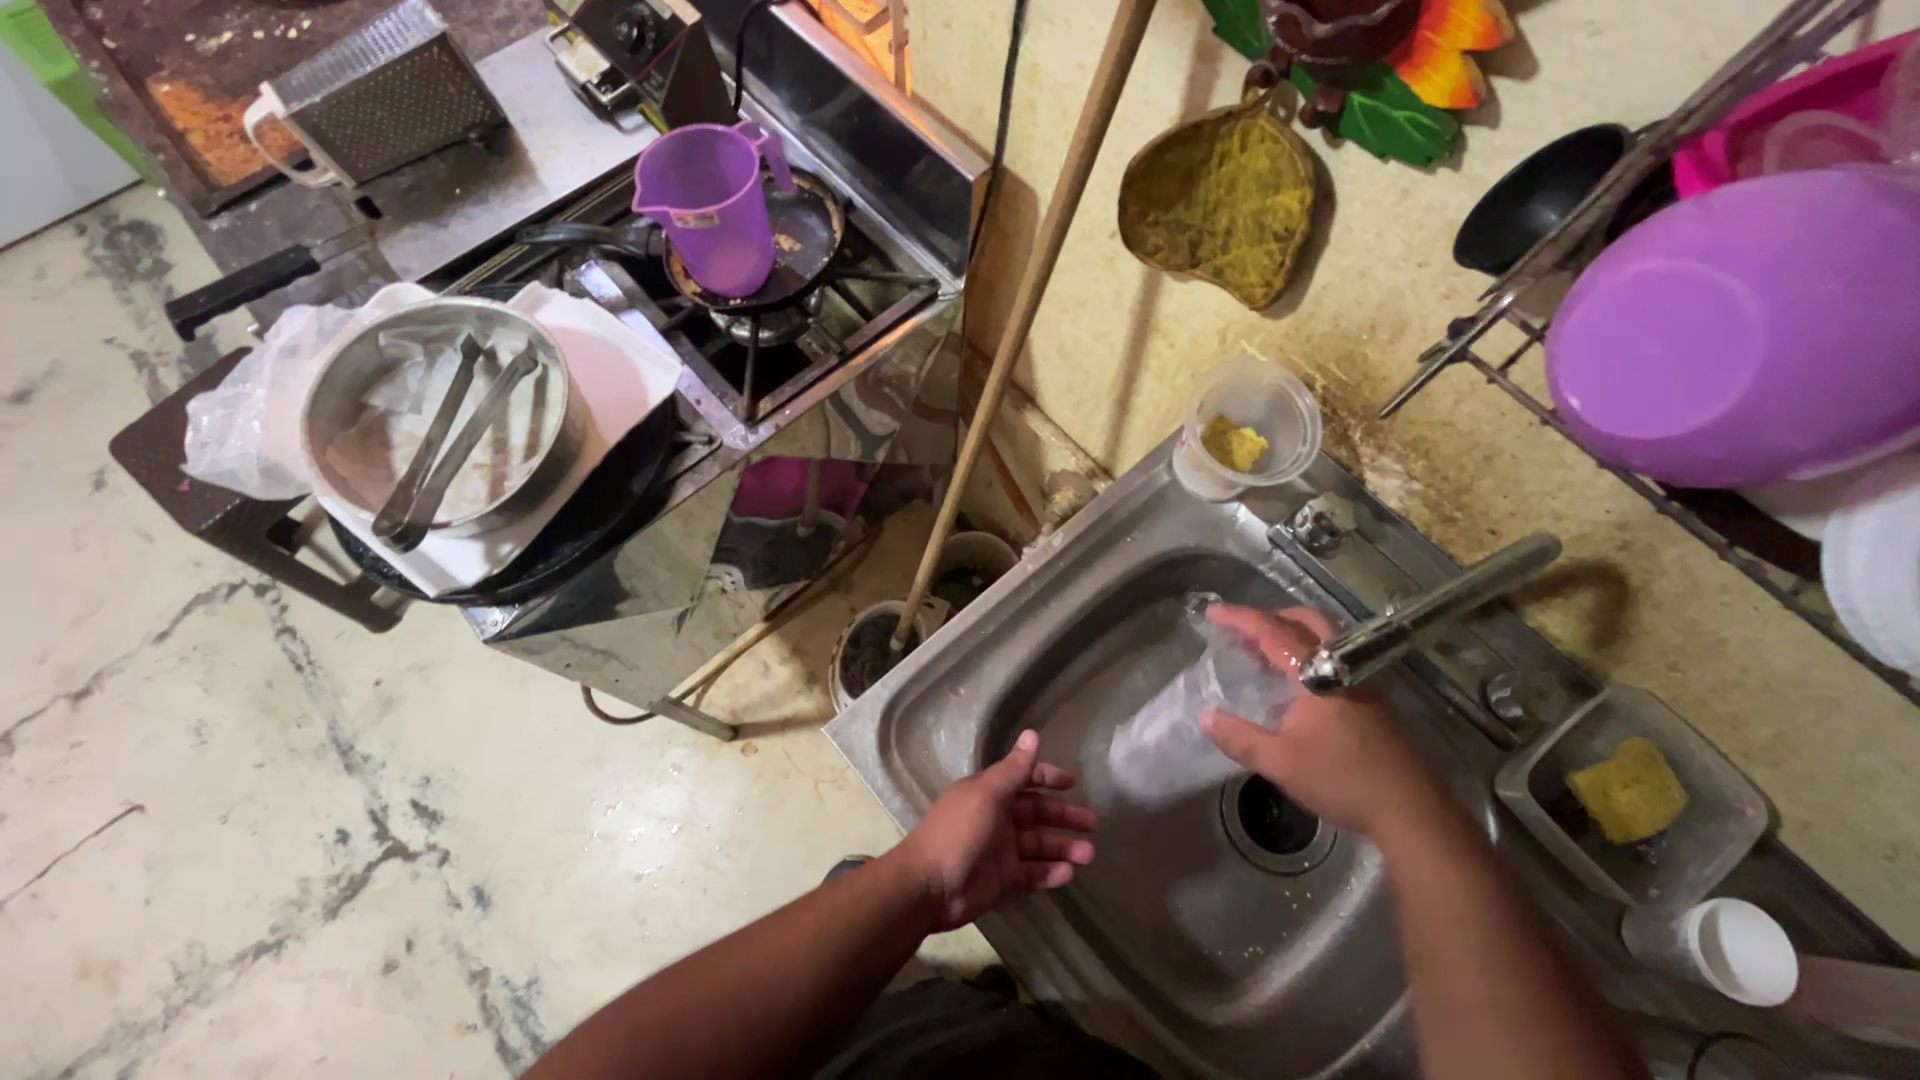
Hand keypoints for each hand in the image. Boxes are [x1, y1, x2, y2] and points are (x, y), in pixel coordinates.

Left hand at [893, 730, 1095, 930]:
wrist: (929, 886)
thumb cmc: (958, 832)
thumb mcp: (987, 795)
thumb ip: (1014, 769)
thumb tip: (1033, 733)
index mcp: (989, 792)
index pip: (1023, 779)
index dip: (1047, 778)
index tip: (1072, 783)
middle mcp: (997, 817)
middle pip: (1037, 813)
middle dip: (1064, 816)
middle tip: (1092, 824)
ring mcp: (1000, 849)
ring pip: (1039, 844)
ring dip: (1064, 847)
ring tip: (1089, 854)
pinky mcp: (1003, 878)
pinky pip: (1033, 872)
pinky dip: (1051, 872)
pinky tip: (1069, 873)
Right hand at [1200, 604, 1445, 836]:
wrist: (1411, 810)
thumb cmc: (1342, 780)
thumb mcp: (1280, 763)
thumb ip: (1240, 738)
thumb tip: (1206, 717)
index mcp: (1317, 675)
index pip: (1273, 632)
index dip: (1240, 618)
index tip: (1212, 612)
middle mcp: (1343, 667)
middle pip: (1308, 621)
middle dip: (1273, 617)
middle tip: (1244, 632)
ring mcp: (1364, 682)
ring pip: (1326, 639)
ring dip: (1293, 636)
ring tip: (1265, 655)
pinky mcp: (1374, 701)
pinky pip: (1335, 659)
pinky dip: (1308, 656)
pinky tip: (1296, 686)